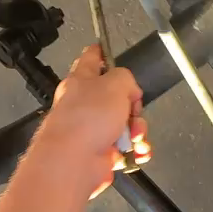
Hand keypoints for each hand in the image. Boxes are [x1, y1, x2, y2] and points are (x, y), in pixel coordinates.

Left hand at [32, 45, 149, 197]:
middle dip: (134, 106)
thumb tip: (130, 92)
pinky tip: (137, 152)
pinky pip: (126, 149)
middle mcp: (84, 105)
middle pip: (117, 97)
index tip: (107, 48)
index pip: (92, 58)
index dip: (102, 52)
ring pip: (125, 125)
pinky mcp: (101, 155)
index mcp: (81, 81)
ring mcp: (92, 131)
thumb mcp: (116, 83)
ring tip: (136, 138)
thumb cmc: (88, 118)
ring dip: (138, 131)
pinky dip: (136, 151)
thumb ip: (126, 78)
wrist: (74, 162)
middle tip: (134, 111)